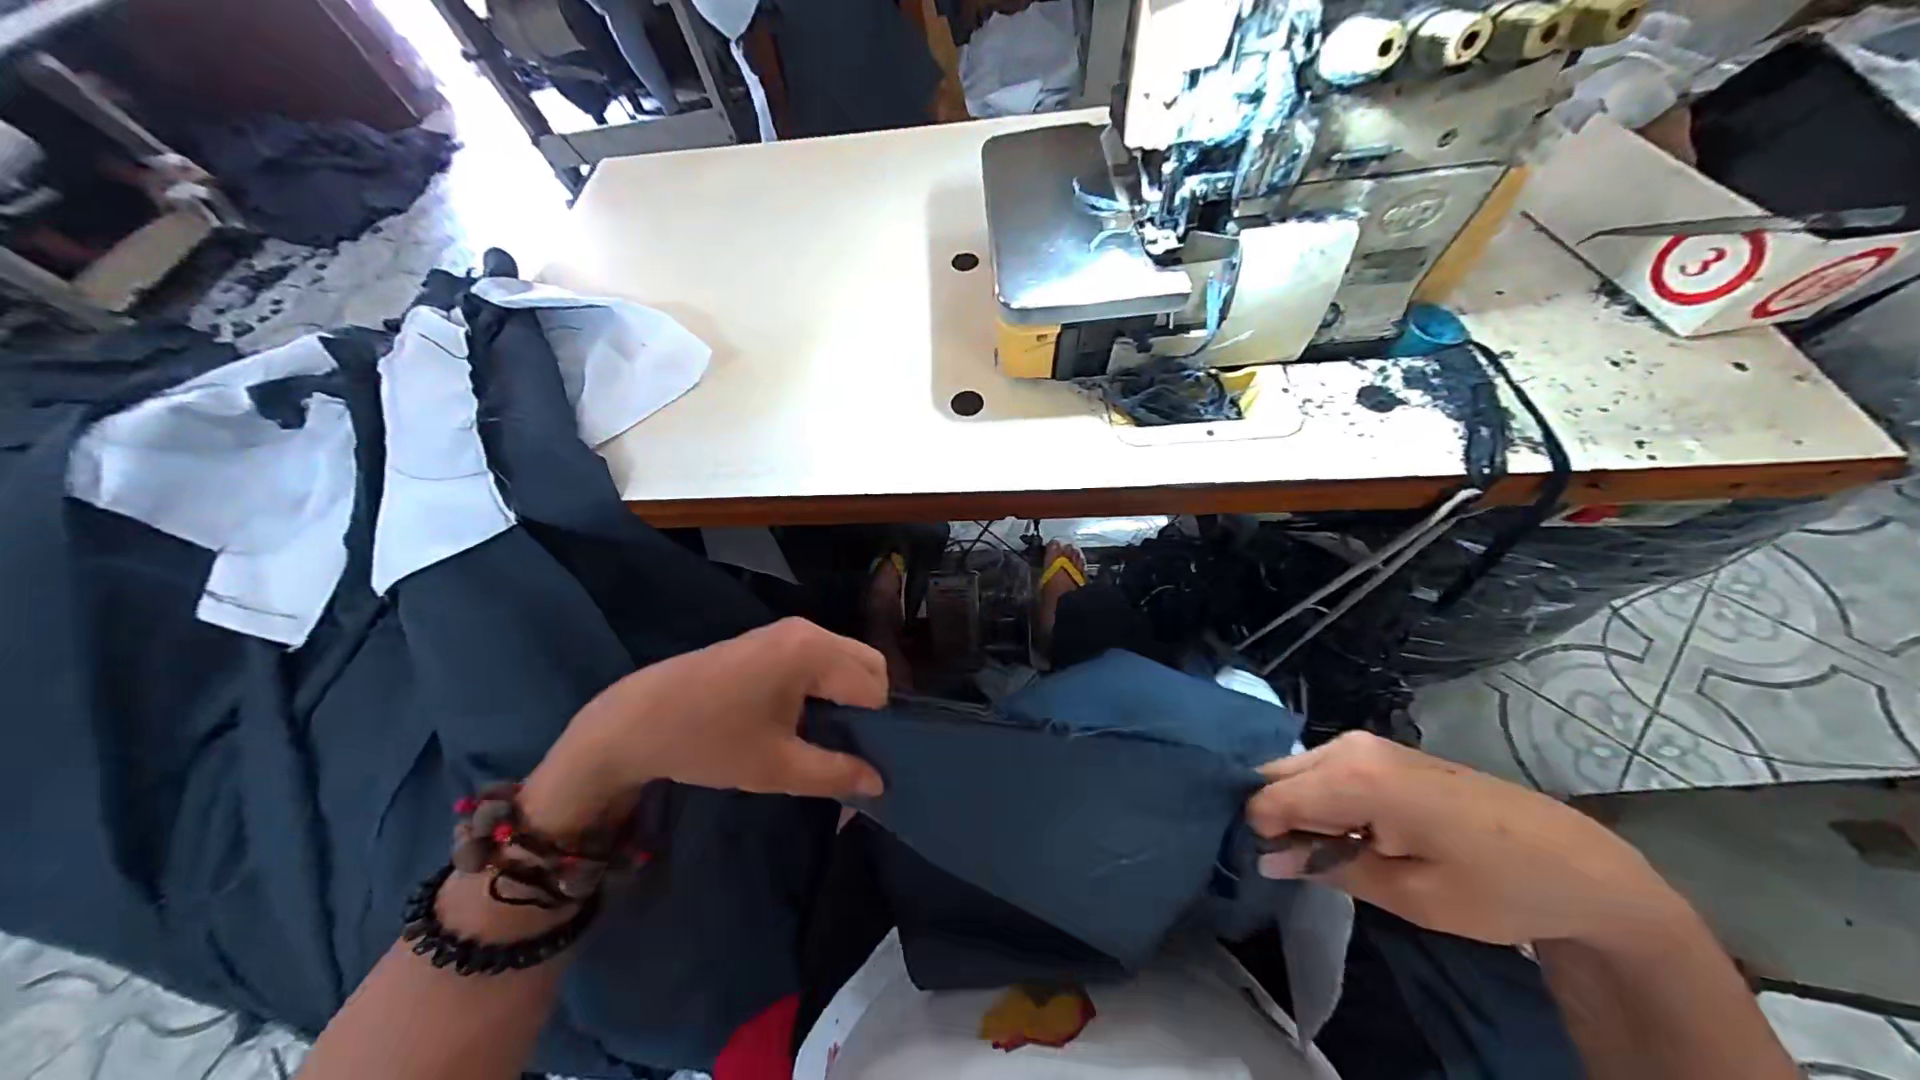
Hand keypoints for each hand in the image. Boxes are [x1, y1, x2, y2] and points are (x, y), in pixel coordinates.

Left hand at [521, 618, 888, 838]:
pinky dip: (828, 684)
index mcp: (813, 653)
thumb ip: (836, 774)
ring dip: (848, 695)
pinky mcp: (770, 639)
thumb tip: (879, 783)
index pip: (875, 687)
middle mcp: (808, 631)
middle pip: (868, 665)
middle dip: (869, 706)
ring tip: (828, 736)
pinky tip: (805, 717)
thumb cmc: (708, 742)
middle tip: (849, 748)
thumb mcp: (777, 769)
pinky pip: (821, 657)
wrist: (634, 721)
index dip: (878, 727)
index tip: (866, 760)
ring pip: (845, 659)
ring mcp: (787, 631)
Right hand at [1246, 732, 1687, 947]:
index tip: (1284, 870)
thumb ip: (1329, 868)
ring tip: (1336, 853)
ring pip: (1298, 772)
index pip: (1268, 798)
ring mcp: (1368, 744)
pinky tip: (1353, 833)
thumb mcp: (1411, 896)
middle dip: (1277, 818)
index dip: (1264, 835)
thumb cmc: (1499, 888)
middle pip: (1277, 776)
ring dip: (1300, 811)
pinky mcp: (1383, 752)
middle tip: (1308, 865)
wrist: (1586, 869)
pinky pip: (1325, 771)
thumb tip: (1266, 860)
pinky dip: (1322, 801)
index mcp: (1355, 776)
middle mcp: (1352, 747)